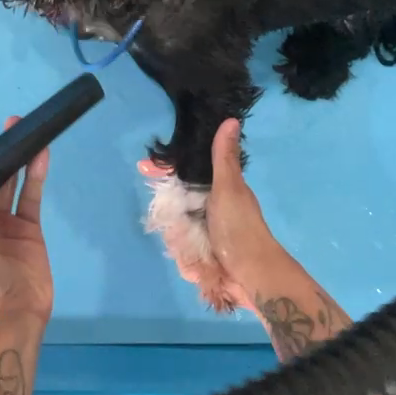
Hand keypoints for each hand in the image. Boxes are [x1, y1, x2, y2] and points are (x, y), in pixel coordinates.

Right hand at [174, 118, 293, 309]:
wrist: (252, 275)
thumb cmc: (240, 228)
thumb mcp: (229, 188)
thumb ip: (223, 158)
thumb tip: (231, 119)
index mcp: (214, 190)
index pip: (181, 174)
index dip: (161, 170)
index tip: (143, 168)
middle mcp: (206, 211)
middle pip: (171, 210)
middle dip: (174, 226)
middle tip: (185, 235)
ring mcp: (203, 236)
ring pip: (174, 235)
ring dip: (183, 248)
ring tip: (200, 255)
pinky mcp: (201, 259)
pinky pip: (182, 257)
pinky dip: (190, 265)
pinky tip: (202, 268)